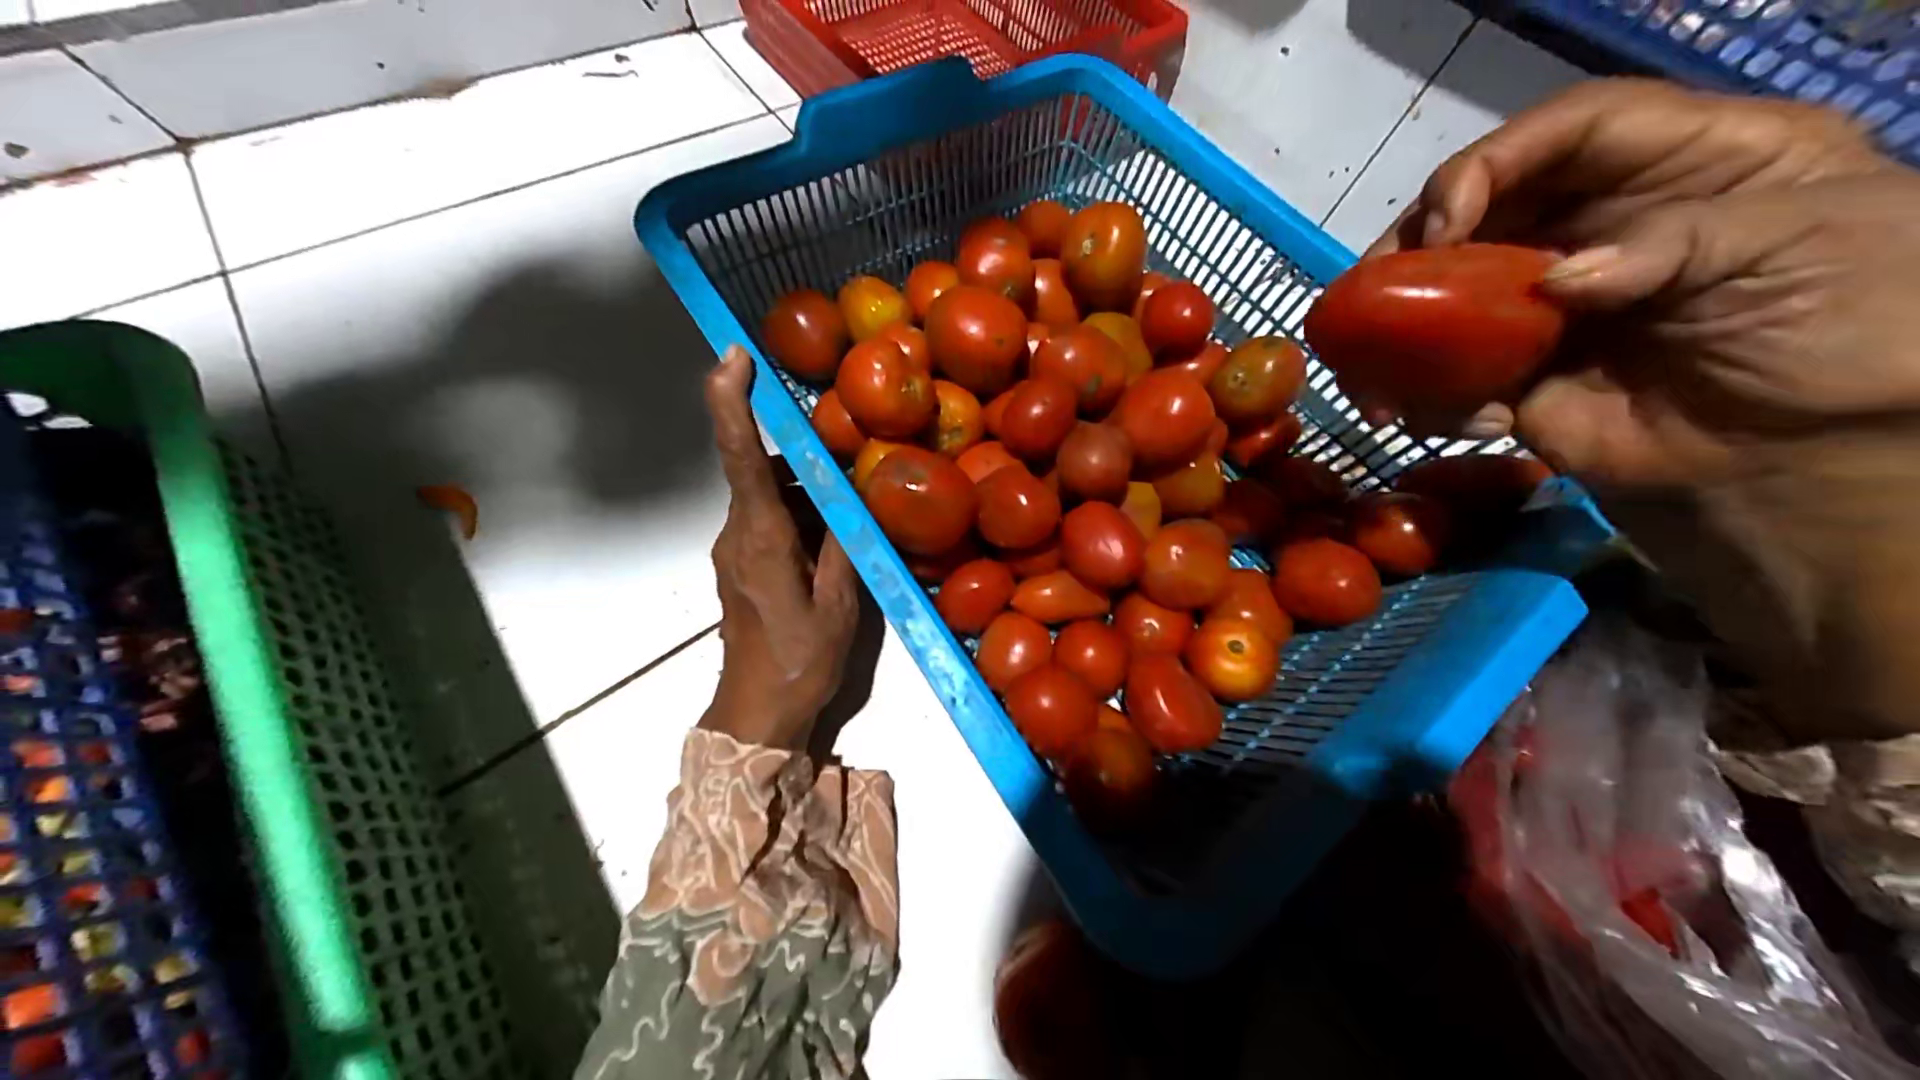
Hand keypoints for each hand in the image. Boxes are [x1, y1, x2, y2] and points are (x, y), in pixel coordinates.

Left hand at [700, 346, 860, 749]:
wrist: (757, 712)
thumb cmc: (799, 661)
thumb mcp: (839, 605)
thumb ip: (842, 544)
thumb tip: (850, 497)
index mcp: (761, 539)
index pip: (739, 459)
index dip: (730, 403)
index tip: (730, 357)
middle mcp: (737, 535)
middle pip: (762, 472)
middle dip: (802, 462)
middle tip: (850, 465)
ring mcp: (733, 550)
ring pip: (768, 498)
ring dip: (806, 496)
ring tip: (851, 513)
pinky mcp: (738, 564)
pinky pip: (767, 522)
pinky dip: (799, 518)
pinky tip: (833, 541)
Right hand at [1361, 77, 1894, 464]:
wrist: (1816, 460)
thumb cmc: (1856, 327)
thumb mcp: (1801, 244)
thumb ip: (1674, 241)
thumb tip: (1552, 282)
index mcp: (1674, 168)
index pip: (1565, 133)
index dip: (1492, 163)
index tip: (1448, 222)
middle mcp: (1592, 229)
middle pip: (1480, 213)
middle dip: (1414, 250)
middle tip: (1374, 295)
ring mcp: (1542, 309)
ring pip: (1441, 296)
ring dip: (1394, 333)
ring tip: (1373, 371)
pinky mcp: (1512, 377)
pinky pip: (1446, 376)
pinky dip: (1432, 400)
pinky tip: (1466, 422)